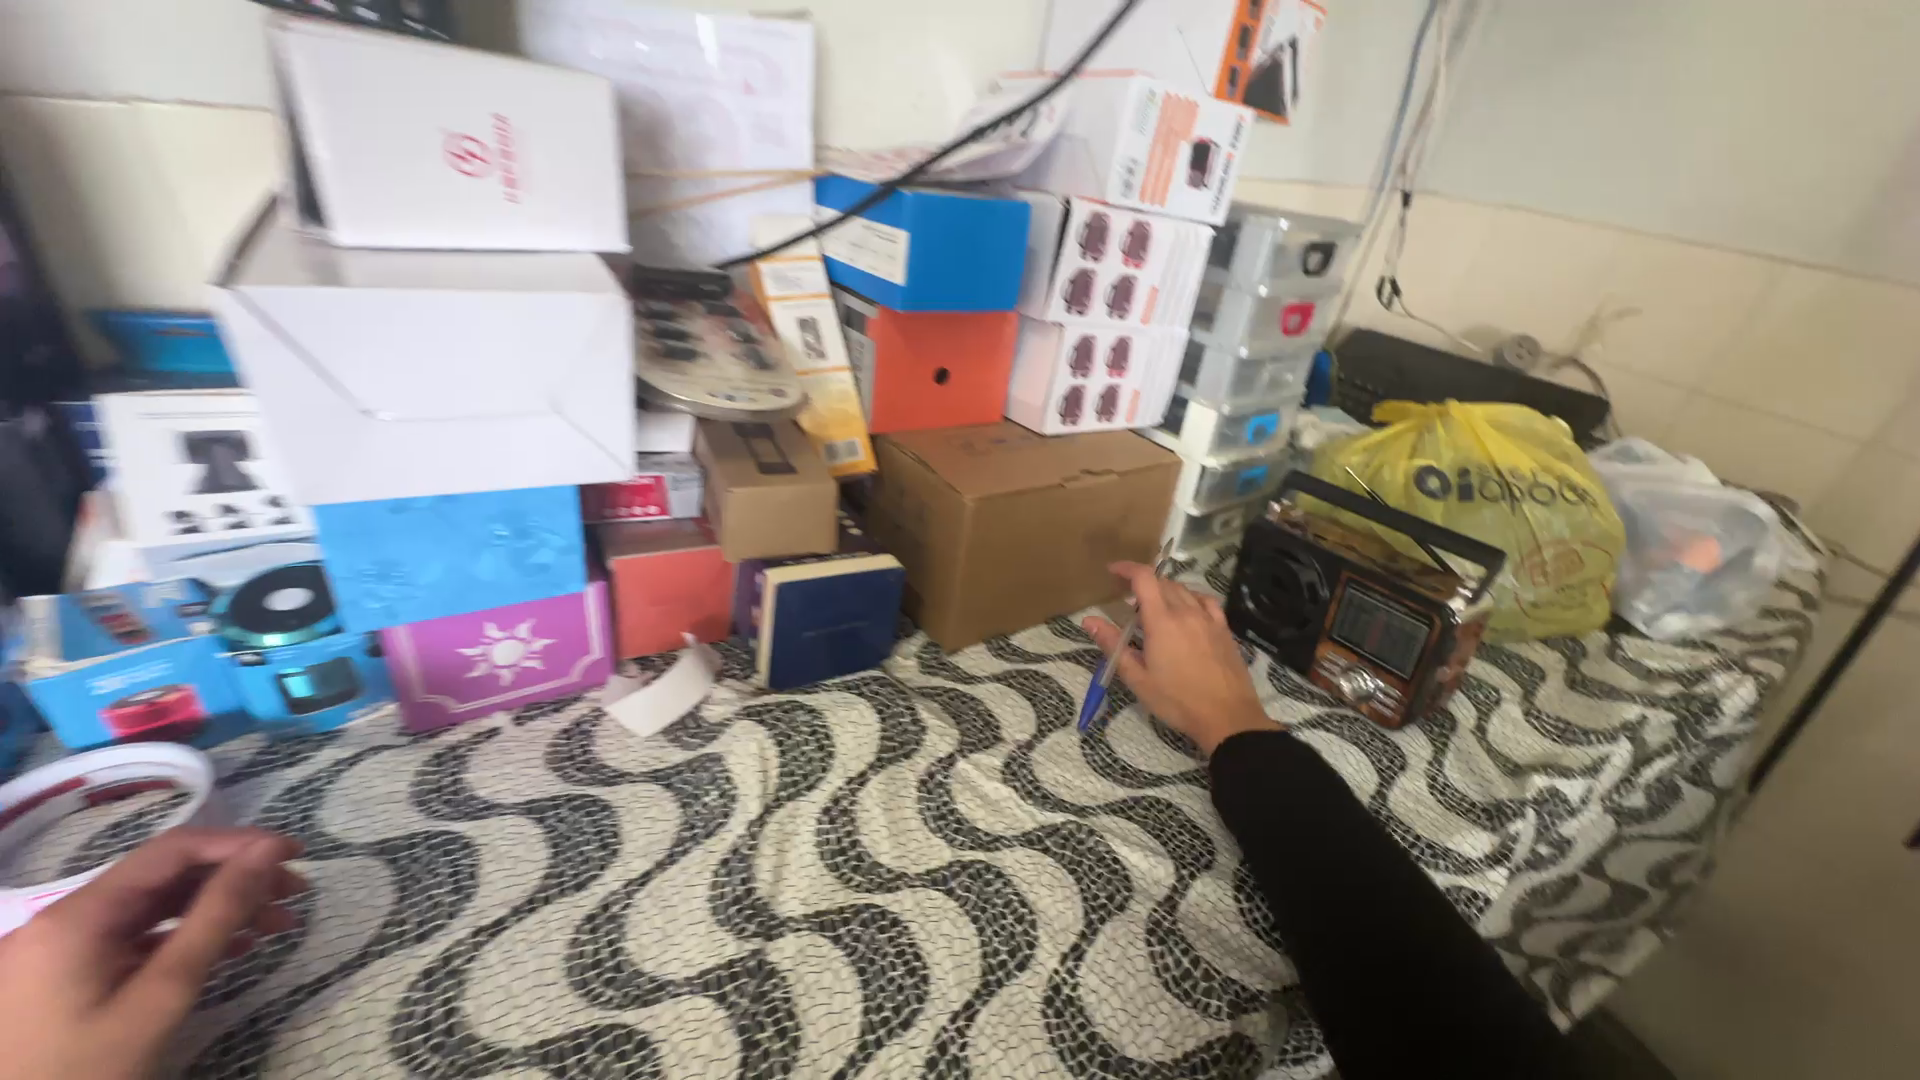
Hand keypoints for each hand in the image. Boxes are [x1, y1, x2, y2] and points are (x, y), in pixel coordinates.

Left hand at [0, 827, 305, 1079]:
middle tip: (295, 896)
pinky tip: (233, 949)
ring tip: (275, 926)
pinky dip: (192, 934)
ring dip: (224, 908)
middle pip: (170, 875)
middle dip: (240, 880)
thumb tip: (269, 849)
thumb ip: (219, 912)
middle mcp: (64, 919)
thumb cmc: (88, 1066)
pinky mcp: (68, 972)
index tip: (297, 855)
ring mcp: (62, 947)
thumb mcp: (165, 989)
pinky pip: (142, 934)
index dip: (242, 843)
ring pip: (162, 904)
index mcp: (77, 916)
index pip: (175, 849)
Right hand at [1082, 561, 1281, 756]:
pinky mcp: (1223, 629)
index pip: (1144, 578)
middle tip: (1127, 599)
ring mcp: (1208, 619)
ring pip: (1183, 590)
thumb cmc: (1177, 701)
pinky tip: (1186, 611)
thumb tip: (1089, 621)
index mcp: (1162, 621)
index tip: (1112, 572)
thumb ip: (1113, 645)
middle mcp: (1186, 612)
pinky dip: (1190, 598)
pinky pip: (1205, 601)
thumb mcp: (1138, 678)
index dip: (1126, 569)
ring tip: (1153, 608)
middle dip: (1142, 583)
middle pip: (1162, 582)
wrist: (1228, 717)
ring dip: (1164, 591)